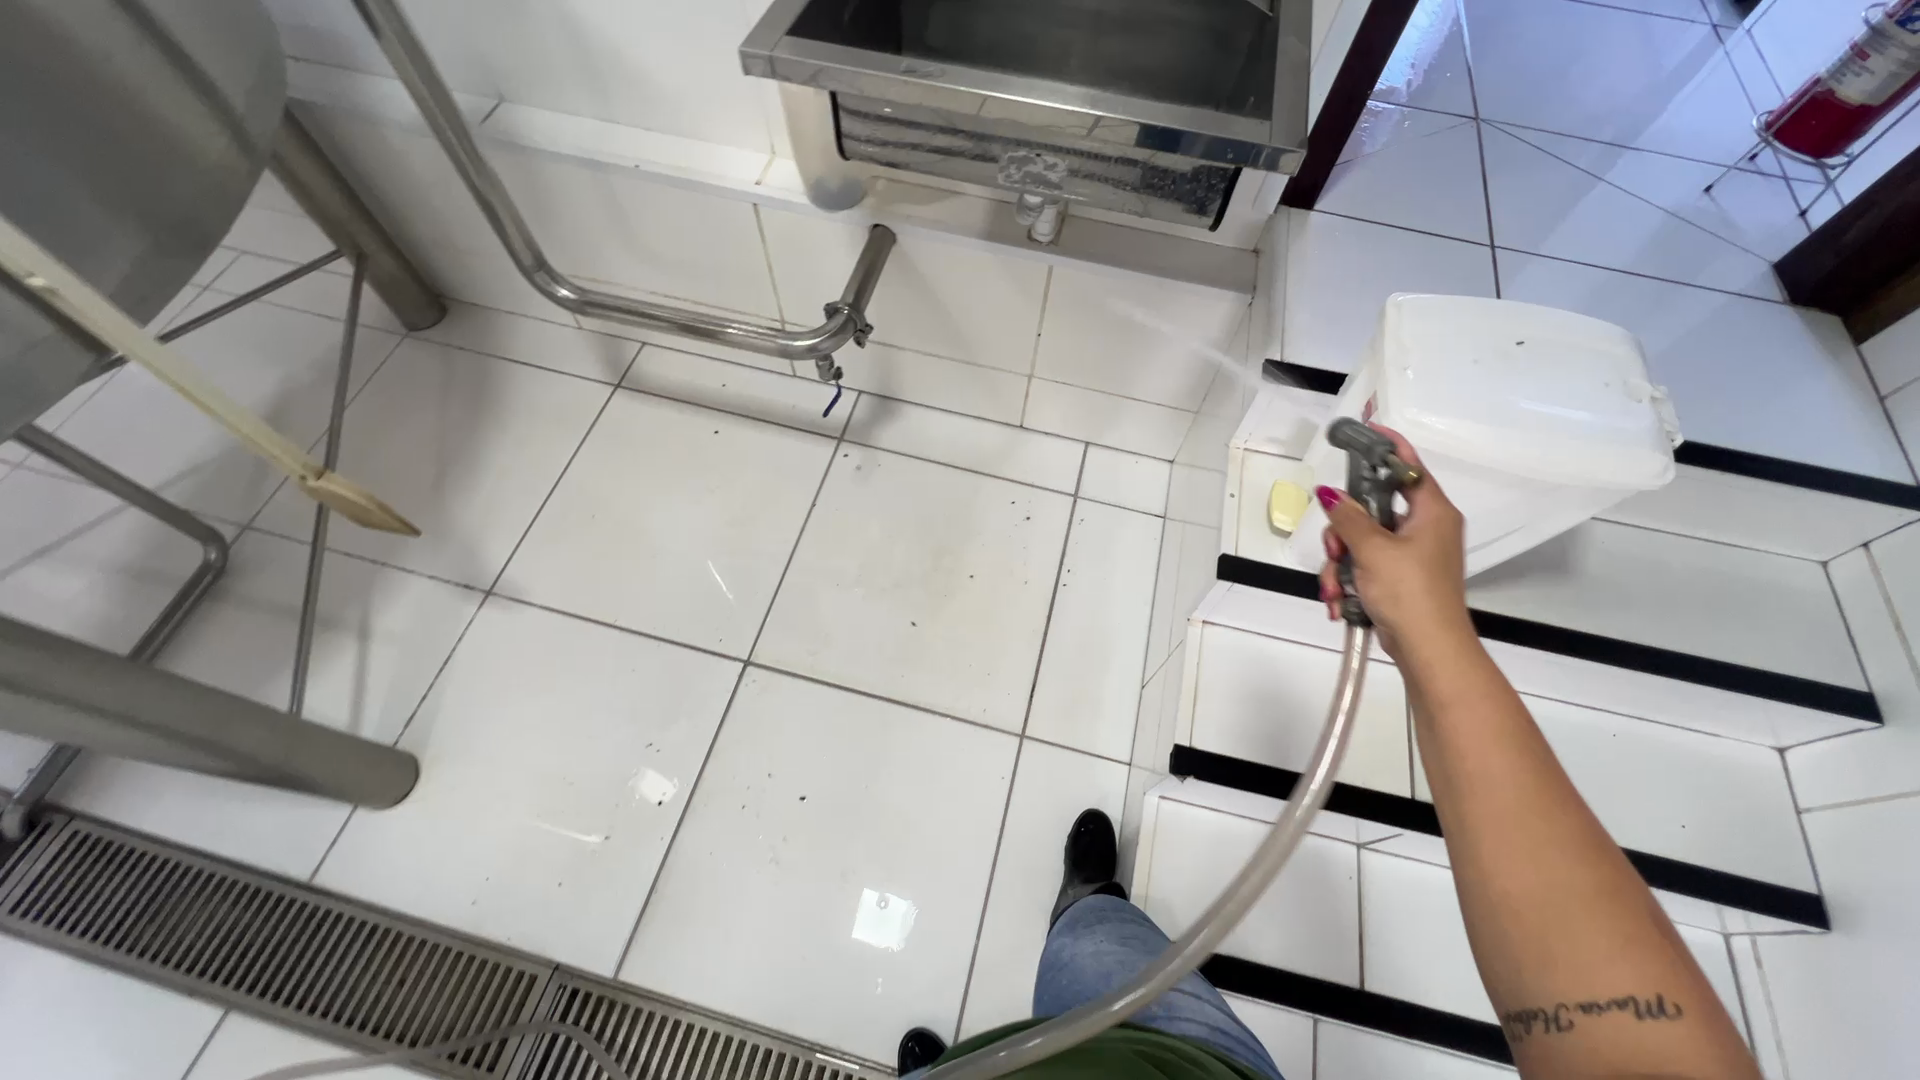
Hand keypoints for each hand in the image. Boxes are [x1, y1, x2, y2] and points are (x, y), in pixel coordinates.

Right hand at [1315, 425, 1471, 658]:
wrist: (1428, 648)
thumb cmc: (1408, 591)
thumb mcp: (1372, 549)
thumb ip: (1348, 518)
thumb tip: (1327, 492)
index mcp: (1431, 512)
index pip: (1408, 466)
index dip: (1385, 447)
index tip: (1362, 430)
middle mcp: (1424, 528)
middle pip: (1370, 510)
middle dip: (1342, 533)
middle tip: (1335, 551)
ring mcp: (1410, 555)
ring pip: (1359, 542)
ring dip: (1339, 564)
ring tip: (1335, 588)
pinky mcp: (1397, 579)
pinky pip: (1363, 566)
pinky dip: (1347, 581)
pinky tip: (1338, 601)